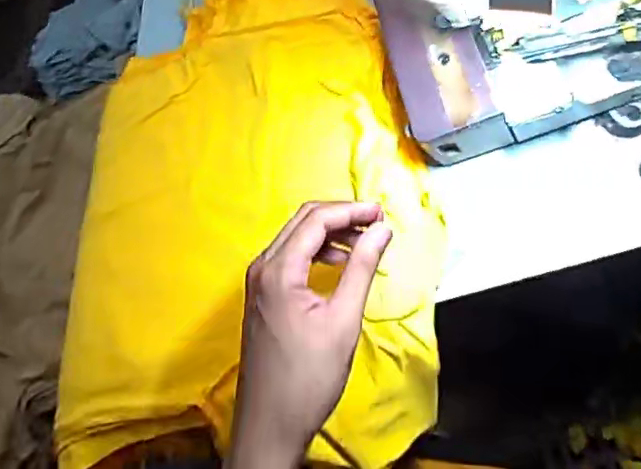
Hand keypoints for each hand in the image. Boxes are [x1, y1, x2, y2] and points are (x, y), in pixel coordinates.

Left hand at [229, 202, 391, 468]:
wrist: (268, 430)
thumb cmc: (307, 380)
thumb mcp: (343, 321)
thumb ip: (362, 267)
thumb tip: (381, 230)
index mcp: (278, 270)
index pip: (317, 219)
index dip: (352, 210)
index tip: (381, 214)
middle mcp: (262, 267)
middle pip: (304, 220)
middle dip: (342, 215)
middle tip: (375, 223)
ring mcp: (258, 281)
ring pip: (297, 235)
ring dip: (331, 232)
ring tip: (364, 242)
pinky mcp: (262, 294)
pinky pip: (291, 255)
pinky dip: (317, 250)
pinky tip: (339, 262)